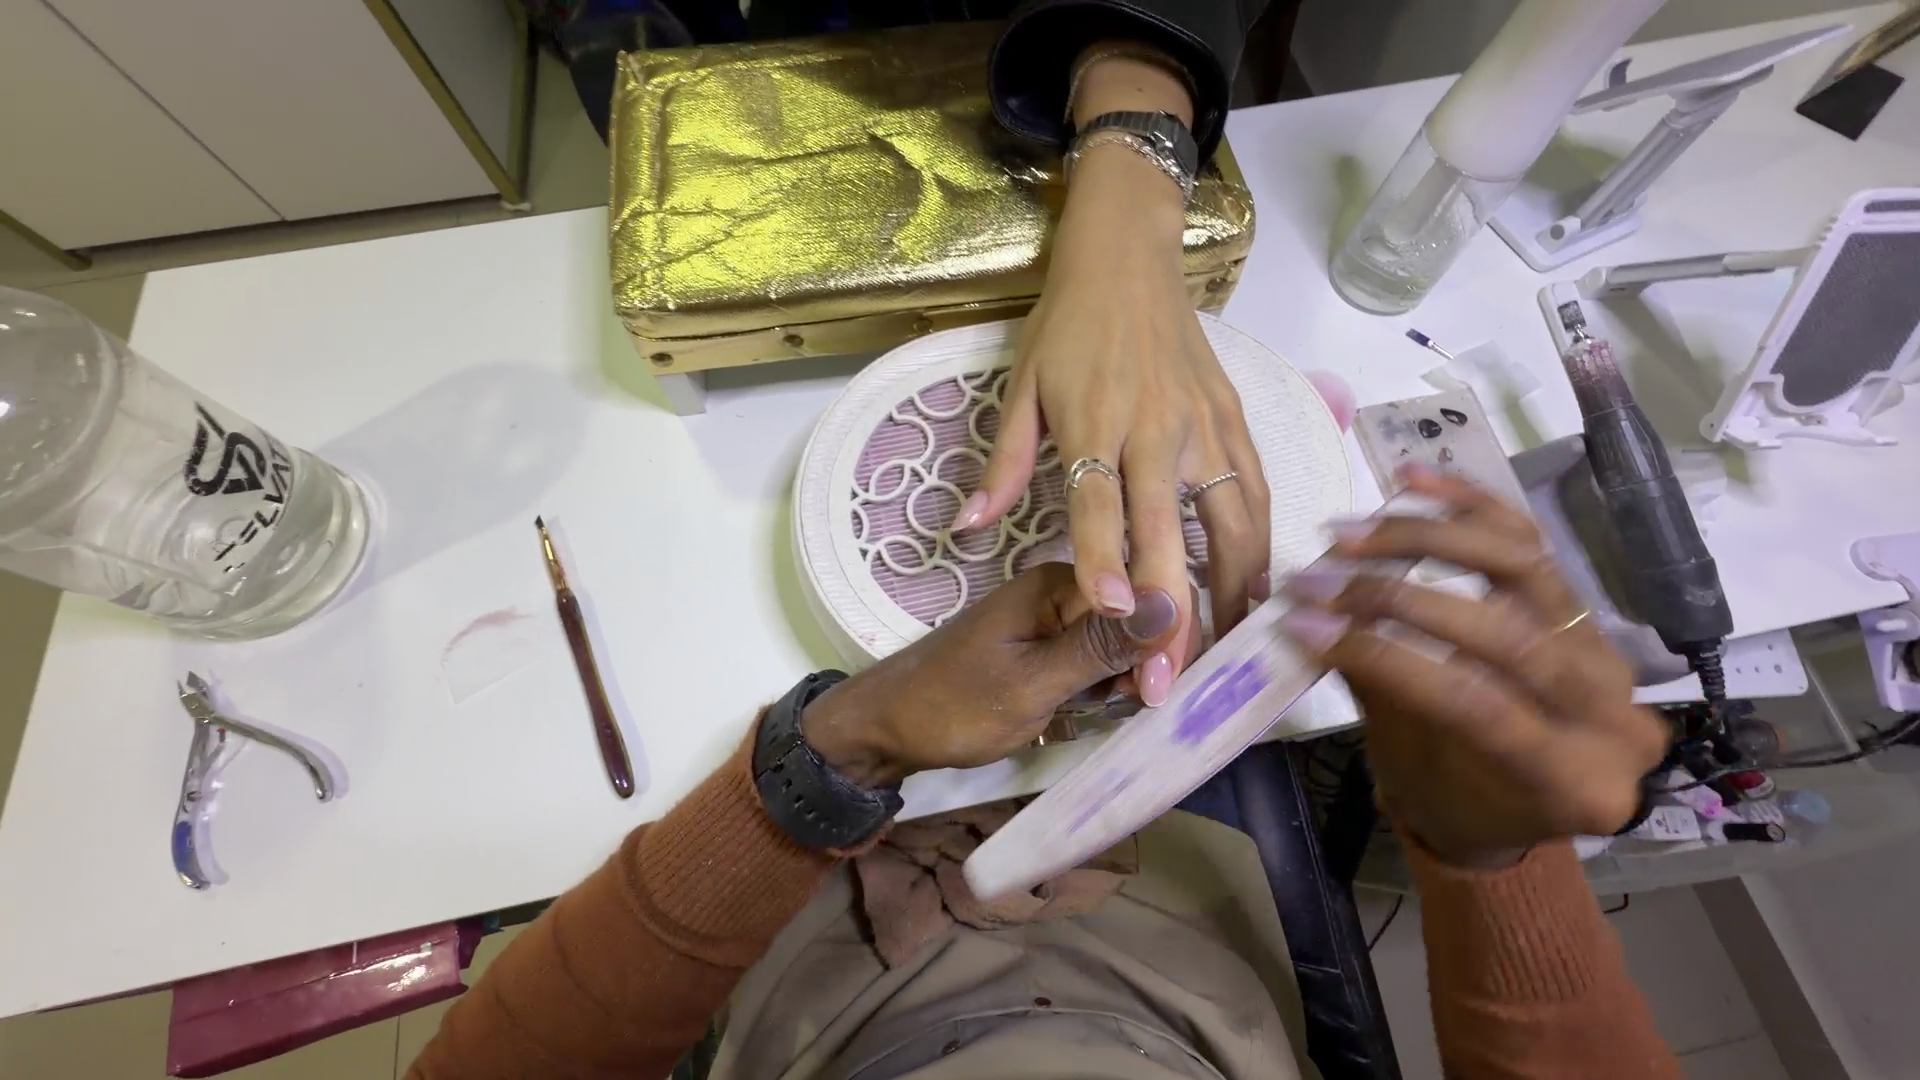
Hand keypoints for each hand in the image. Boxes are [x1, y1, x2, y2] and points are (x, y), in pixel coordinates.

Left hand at [801, 563, 1178, 787]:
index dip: (1161, 641)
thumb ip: (1100, 647)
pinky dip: (1101, 682)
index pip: (1140, 592)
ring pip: (1120, 638)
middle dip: (1145, 660)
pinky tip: (1093, 704)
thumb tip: (1169, 603)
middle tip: (1130, 706)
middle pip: (1135, 613)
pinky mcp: (1046, 642)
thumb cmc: (955, 708)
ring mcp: (1052, 616)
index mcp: (1057, 583)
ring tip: (1104, 708)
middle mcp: (1060, 589)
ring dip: (1124, 676)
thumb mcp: (1033, 684)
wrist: (890, 727)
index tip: (1158, 693)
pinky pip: (1094, 653)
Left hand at [953, 51, 1269, 709]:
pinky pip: (1257, 494)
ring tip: (1224, 656)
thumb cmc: (1067, 327)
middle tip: (1169, 682)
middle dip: (1171, 613)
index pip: (1099, 505)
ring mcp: (1206, 428)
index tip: (1110, 622)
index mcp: (1094, 423)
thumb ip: (1004, 463)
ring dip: (1229, 594)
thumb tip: (967, 525)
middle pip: (1169, 533)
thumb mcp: (1021, 387)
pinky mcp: (1236, 421)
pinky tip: (1257, 590)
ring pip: (1231, 523)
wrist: (1128, 259)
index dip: (1104, 562)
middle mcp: (1157, 431)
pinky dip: (1261, 548)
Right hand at [1276, 468, 1668, 867]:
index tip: (1301, 622)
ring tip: (1351, 532)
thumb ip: (1368, 680)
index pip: (1474, 700)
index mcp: (1573, 779)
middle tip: (1316, 577)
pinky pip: (1530, 544)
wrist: (1511, 800)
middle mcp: (1613, 710)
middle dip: (1395, 595)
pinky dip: (1468, 506)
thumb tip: (1295, 611)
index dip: (1382, 654)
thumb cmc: (1451, 797)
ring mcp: (1608, 653)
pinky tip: (1413, 480)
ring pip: (1525, 568)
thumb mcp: (1408, 759)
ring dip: (1427, 539)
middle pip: (1505, 629)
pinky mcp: (1584, 612)